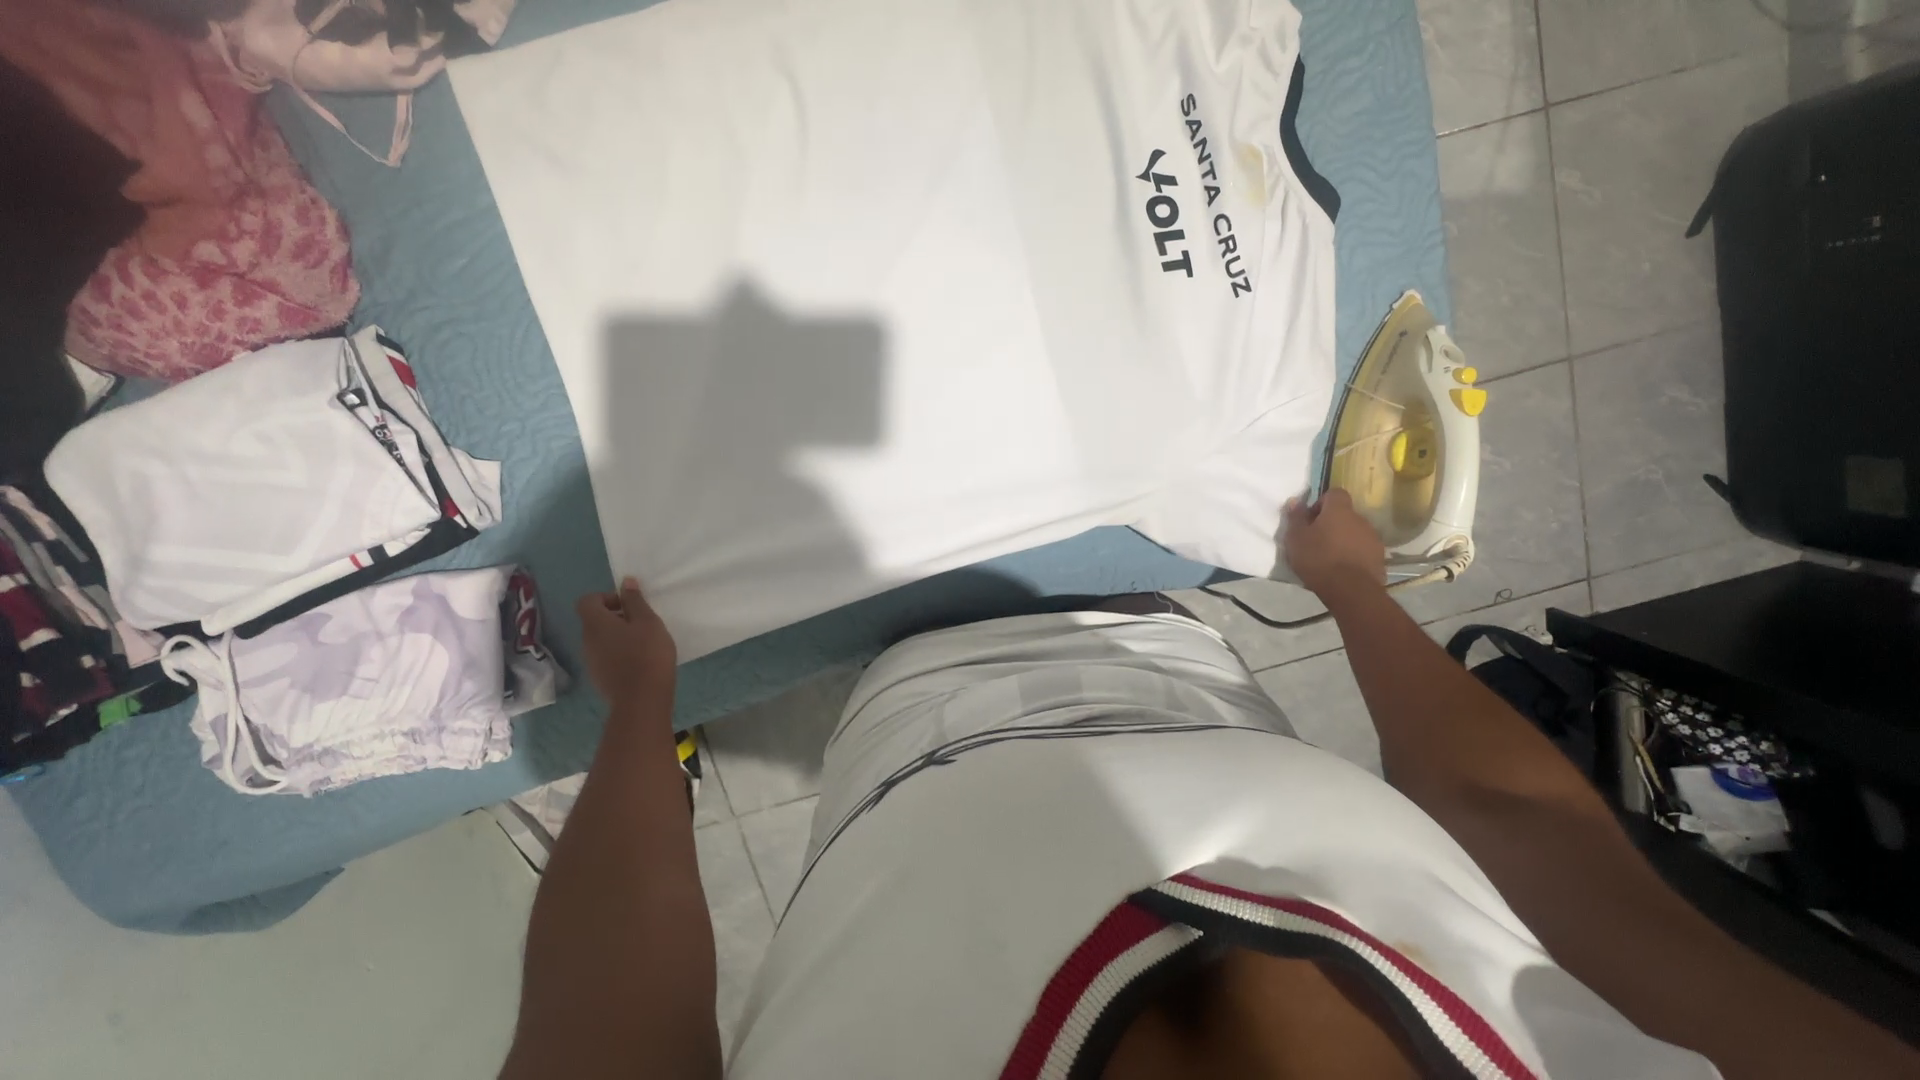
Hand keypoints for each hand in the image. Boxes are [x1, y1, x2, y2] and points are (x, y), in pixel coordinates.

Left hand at [576, 577, 676, 707]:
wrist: (642, 699)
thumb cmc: (647, 653)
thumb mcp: (648, 621)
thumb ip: (635, 601)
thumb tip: (625, 582)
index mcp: (595, 623)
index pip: (587, 600)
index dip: (606, 598)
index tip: (629, 606)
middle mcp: (587, 640)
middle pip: (594, 621)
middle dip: (615, 617)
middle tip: (641, 624)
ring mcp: (591, 661)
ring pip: (600, 640)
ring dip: (617, 637)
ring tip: (643, 644)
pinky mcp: (599, 678)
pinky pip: (605, 657)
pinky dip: (618, 654)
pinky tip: (639, 662)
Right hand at [1282, 488, 1386, 598]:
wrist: (1350, 589)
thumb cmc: (1318, 559)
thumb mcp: (1295, 538)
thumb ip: (1295, 517)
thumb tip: (1295, 500)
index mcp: (1339, 510)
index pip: (1335, 493)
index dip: (1322, 503)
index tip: (1311, 520)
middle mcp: (1360, 519)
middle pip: (1345, 515)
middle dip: (1332, 524)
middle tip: (1317, 541)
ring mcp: (1373, 538)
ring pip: (1355, 533)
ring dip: (1344, 540)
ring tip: (1330, 558)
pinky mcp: (1379, 557)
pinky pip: (1363, 550)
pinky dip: (1354, 555)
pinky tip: (1343, 570)